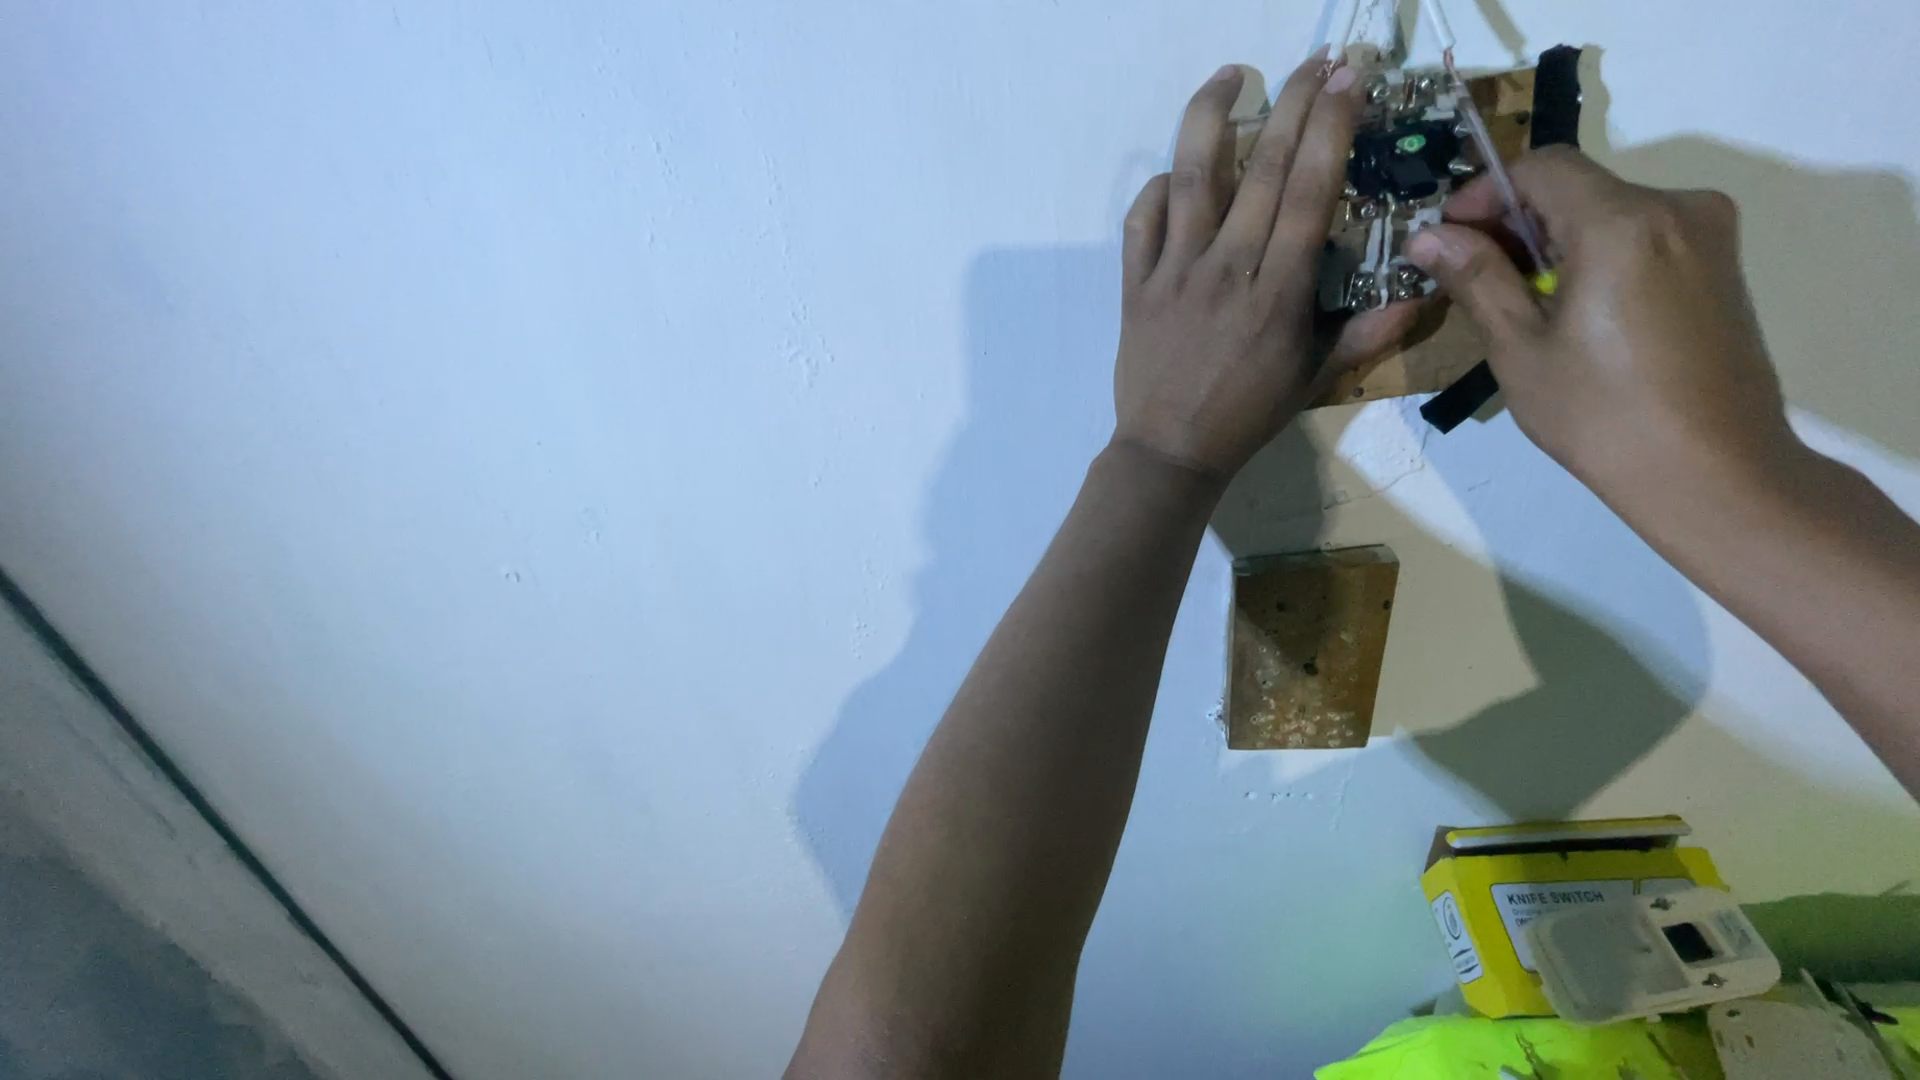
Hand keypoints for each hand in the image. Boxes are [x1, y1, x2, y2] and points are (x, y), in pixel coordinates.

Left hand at [1113, 58, 1420, 476]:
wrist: (1169, 450)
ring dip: (1210, 118)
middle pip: (1260, 170)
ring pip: (1190, 180)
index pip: (1308, 192)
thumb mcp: (1312, 381)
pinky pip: (1139, 224)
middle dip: (1293, 103)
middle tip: (1317, 60)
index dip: (1330, 128)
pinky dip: (1154, 190)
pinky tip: (1172, 172)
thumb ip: (1363, 335)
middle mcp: (1226, 270)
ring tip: (1233, 76)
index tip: (1350, 80)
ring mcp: (1174, 275)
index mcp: (1277, 292)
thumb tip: (1421, 293)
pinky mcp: (1133, 288)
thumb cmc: (1245, 416)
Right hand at [1407, 147, 1795, 502]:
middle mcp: (1676, 208)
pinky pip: (1639, 236)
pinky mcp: (1717, 263)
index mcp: (1621, 223)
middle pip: (1576, 187)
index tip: (1444, 236)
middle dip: (1512, 220)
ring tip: (1511, 300)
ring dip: (1549, 241)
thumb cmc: (1596, 412)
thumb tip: (1428, 236)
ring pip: (1606, 211)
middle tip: (1465, 273)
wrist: (1707, 467)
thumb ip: (1477, 279)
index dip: (1484, 191)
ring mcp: (1706, 234)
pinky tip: (1564, 308)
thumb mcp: (1518, 346)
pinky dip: (1589, 255)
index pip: (1543, 167)